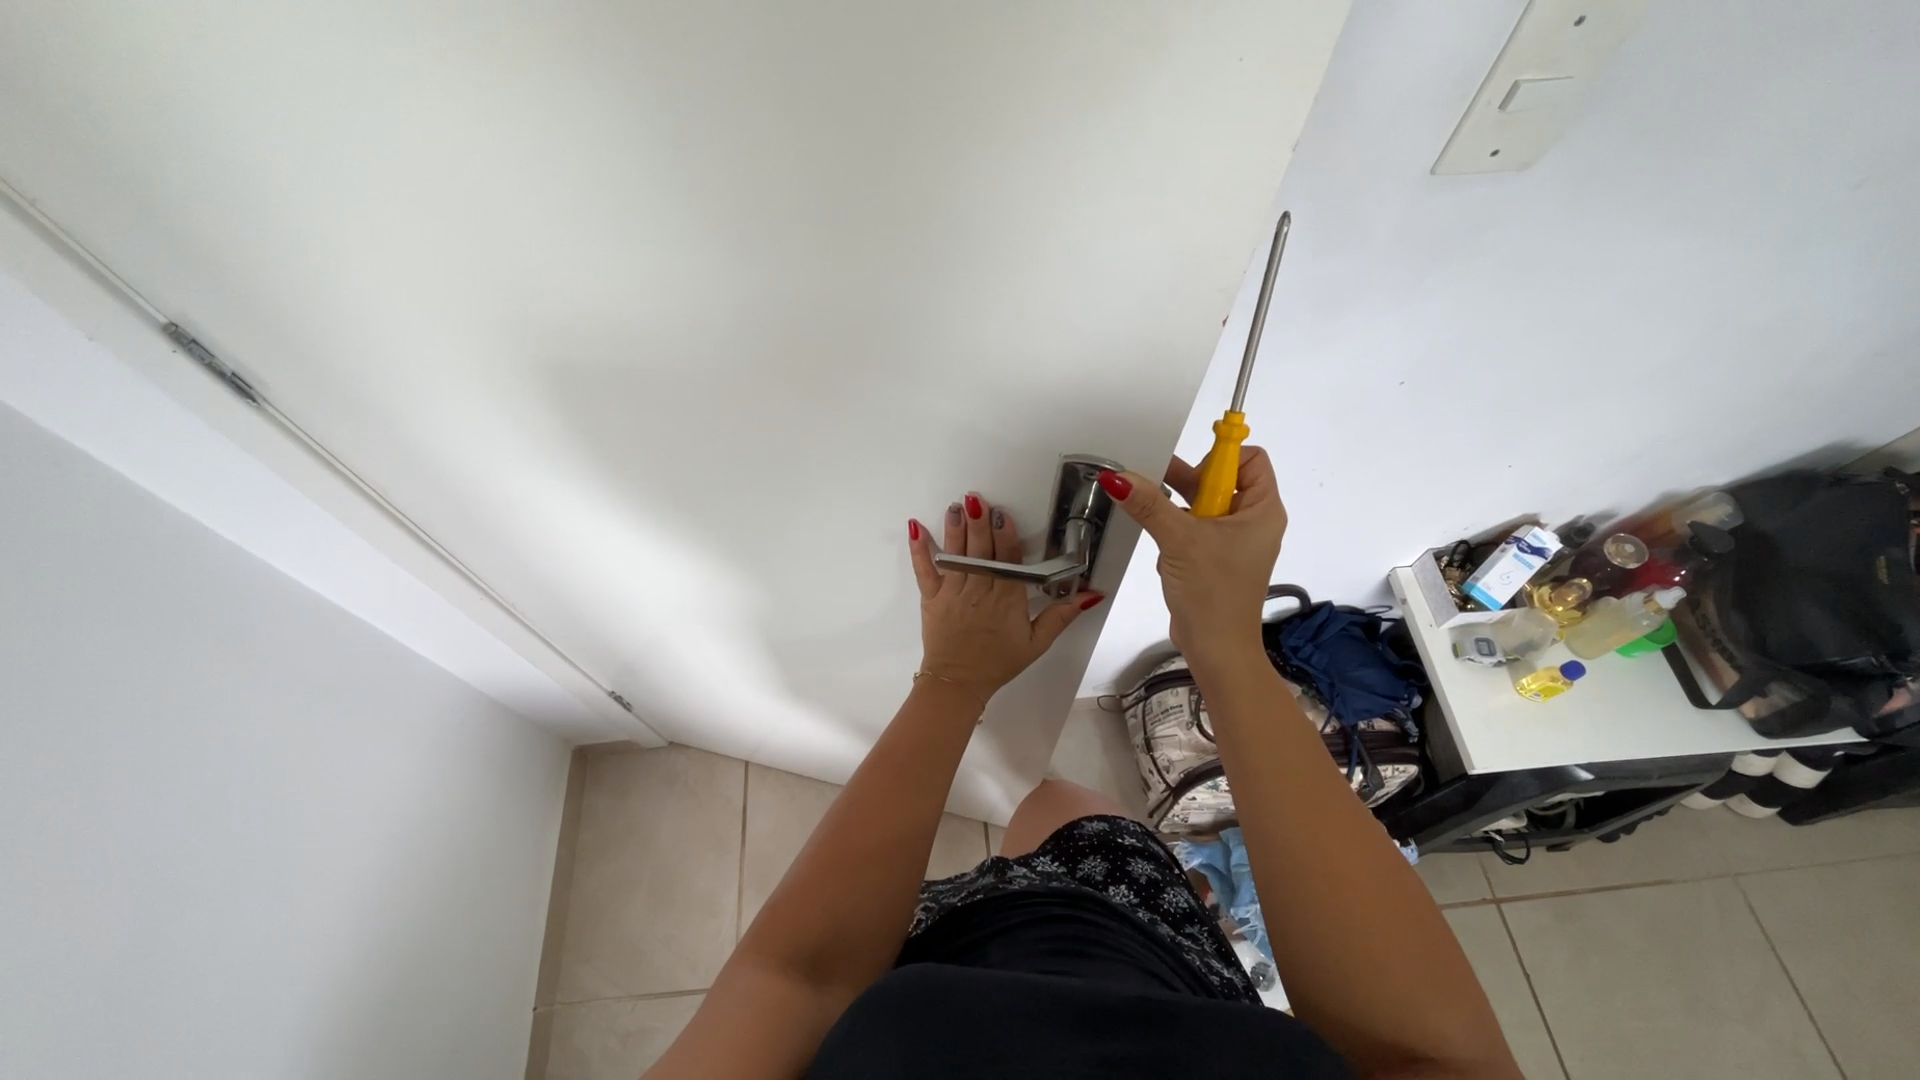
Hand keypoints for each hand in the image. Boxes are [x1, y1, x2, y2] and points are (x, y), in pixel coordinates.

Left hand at [906, 493, 1102, 704]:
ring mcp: (952, 594)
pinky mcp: (931, 599)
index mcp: (1006, 600)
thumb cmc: (998, 663)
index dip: (1005, 536)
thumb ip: (1061, 616)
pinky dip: (919, 550)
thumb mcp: (1037, 643)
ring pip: (955, 556)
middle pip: (981, 553)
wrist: (958, 684)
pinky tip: (916, 528)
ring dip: (955, 530)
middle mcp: (979, 592)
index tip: (1003, 514)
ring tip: (956, 507)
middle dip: (978, 524)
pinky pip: (923, 572)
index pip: (1008, 561)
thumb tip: (1091, 595)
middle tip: (975, 499)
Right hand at [1099, 446, 1286, 660]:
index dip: (1220, 459)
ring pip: (1204, 506)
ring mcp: (1235, 542)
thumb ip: (1149, 503)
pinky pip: (1196, 529)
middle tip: (1157, 486)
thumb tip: (1117, 475)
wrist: (1217, 649)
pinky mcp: (1216, 559)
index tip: (1190, 476)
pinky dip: (1176, 531)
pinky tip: (1162, 547)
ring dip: (1177, 508)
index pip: (1250, 459)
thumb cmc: (1213, 591)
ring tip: (1152, 514)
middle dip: (1189, 482)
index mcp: (1262, 509)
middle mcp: (1253, 521)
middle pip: (1222, 480)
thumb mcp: (1180, 540)